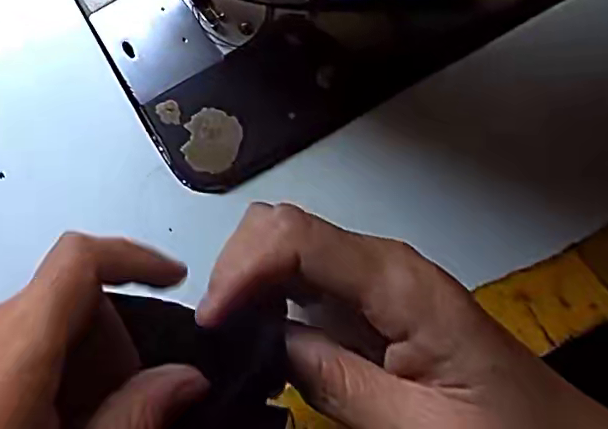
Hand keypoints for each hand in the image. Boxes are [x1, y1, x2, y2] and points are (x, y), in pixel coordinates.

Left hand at [0, 234, 209, 428]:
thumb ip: (133, 416)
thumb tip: (184, 379)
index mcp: (6, 354)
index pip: (80, 259)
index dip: (135, 259)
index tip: (171, 277)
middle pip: (72, 292)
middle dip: (110, 340)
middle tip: (126, 402)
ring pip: (50, 315)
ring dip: (84, 356)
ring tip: (88, 422)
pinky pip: (21, 337)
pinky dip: (54, 366)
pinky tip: (57, 420)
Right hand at [197, 204, 607, 428]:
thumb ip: (340, 382)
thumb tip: (274, 341)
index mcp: (395, 279)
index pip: (298, 236)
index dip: (244, 265)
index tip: (212, 318)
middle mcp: (378, 262)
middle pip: (286, 224)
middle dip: (239, 262)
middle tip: (215, 329)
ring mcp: (374, 278)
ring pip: (289, 244)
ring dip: (248, 276)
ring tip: (227, 332)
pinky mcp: (371, 300)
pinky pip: (305, 277)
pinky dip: (268, 294)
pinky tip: (258, 332)